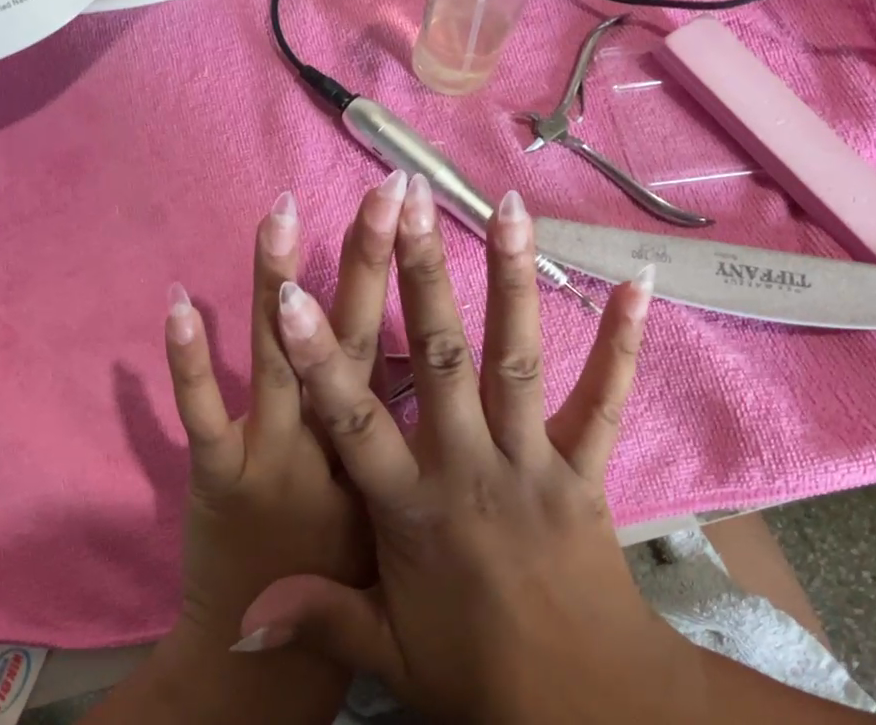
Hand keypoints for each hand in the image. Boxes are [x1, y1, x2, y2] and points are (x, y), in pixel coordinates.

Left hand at [165, 176, 408, 640]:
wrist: (270, 675)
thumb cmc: (347, 599)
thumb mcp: (402, 535)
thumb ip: (419, 465)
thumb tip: (445, 390)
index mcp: (385, 454)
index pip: (407, 352)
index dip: (415, 283)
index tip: (423, 217)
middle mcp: (333, 442)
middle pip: (359, 335)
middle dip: (371, 259)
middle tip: (384, 188)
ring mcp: (270, 455)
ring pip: (276, 358)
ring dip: (276, 281)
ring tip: (281, 212)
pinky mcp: (215, 476)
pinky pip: (198, 411)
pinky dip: (186, 360)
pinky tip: (175, 300)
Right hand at [235, 175, 690, 724]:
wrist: (595, 710)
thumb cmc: (481, 676)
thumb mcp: (391, 655)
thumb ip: (318, 616)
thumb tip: (237, 621)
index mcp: (414, 510)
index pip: (354, 419)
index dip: (319, 355)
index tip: (292, 290)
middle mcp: (472, 469)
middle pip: (441, 360)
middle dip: (418, 276)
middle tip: (403, 202)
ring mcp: (535, 463)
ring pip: (516, 358)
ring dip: (510, 277)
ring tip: (504, 205)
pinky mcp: (586, 470)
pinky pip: (605, 401)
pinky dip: (623, 342)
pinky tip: (638, 281)